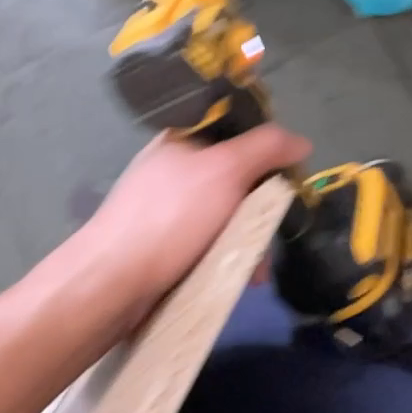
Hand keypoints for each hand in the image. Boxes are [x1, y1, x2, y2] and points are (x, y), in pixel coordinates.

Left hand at [78, 124, 309, 306]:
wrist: (110, 283)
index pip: (235, 129)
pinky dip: (226, 254)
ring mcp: (164, 206)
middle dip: (260, 204)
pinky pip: (206, 240)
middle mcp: (173, 166)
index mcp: (182, 139)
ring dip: (247, 237)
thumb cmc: (170, 217)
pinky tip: (238, 277)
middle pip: (234, 175)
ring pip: (223, 212)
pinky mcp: (160, 243)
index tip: (290, 177)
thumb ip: (266, 148)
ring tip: (257, 270)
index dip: (267, 150)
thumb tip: (302, 141)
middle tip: (275, 230)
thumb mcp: (225, 170)